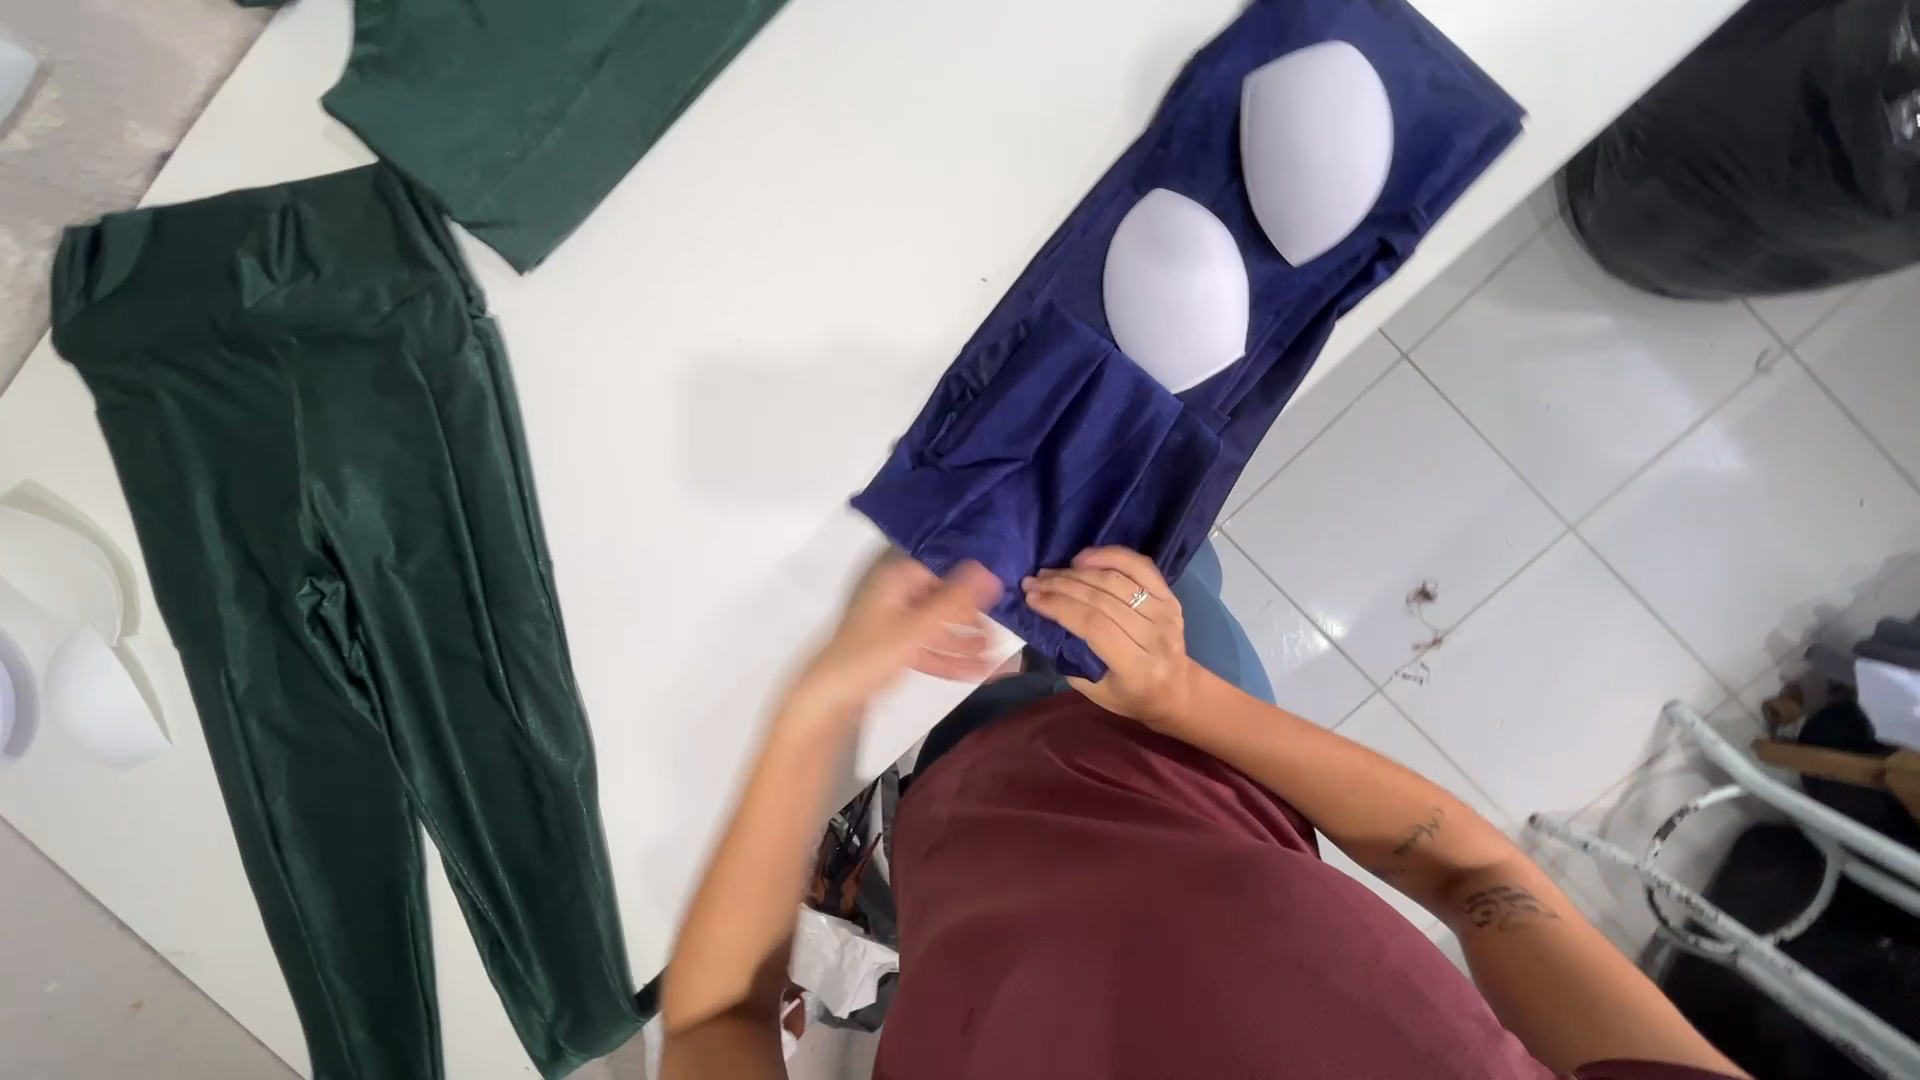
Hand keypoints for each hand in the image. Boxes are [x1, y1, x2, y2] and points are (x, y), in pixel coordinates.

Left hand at [786, 549, 1003, 716]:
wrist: (829, 698)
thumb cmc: (869, 655)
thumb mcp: (916, 628)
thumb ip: (954, 602)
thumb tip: (990, 570)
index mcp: (895, 580)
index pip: (939, 570)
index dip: (968, 582)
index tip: (996, 595)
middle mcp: (894, 596)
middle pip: (940, 601)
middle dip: (970, 620)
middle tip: (997, 634)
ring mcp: (893, 623)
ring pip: (936, 627)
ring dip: (963, 642)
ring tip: (994, 655)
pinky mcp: (892, 649)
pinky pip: (927, 647)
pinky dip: (948, 657)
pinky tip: (976, 672)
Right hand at [1022, 546, 1200, 731]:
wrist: (1176, 690)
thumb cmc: (1130, 695)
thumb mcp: (1095, 690)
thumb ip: (1073, 657)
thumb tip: (1046, 620)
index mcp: (1137, 666)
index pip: (1094, 625)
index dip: (1060, 607)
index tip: (1031, 598)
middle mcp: (1155, 635)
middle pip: (1102, 598)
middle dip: (1060, 586)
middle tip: (1032, 582)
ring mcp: (1166, 612)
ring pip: (1115, 579)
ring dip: (1075, 572)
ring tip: (1049, 572)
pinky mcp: (1170, 596)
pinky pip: (1138, 566)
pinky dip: (1109, 555)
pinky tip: (1082, 558)